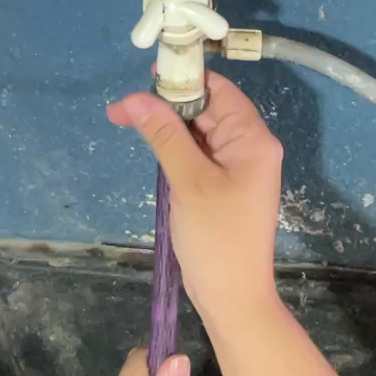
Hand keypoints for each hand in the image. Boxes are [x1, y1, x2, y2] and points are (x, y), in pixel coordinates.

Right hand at [108, 73, 282, 321]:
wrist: (233, 298)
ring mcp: (237, 167)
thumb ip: (163, 134)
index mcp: (253, 138)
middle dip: (166, 104)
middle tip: (122, 108)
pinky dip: (174, 147)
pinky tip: (149, 144)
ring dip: (166, 126)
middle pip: (207, 108)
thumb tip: (135, 97)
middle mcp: (249, 146)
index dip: (184, 79)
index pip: (219, 90)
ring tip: (125, 120)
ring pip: (199, 131)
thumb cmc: (217, 237)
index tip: (145, 77)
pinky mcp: (224, 184)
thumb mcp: (188, 181)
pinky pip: (198, 153)